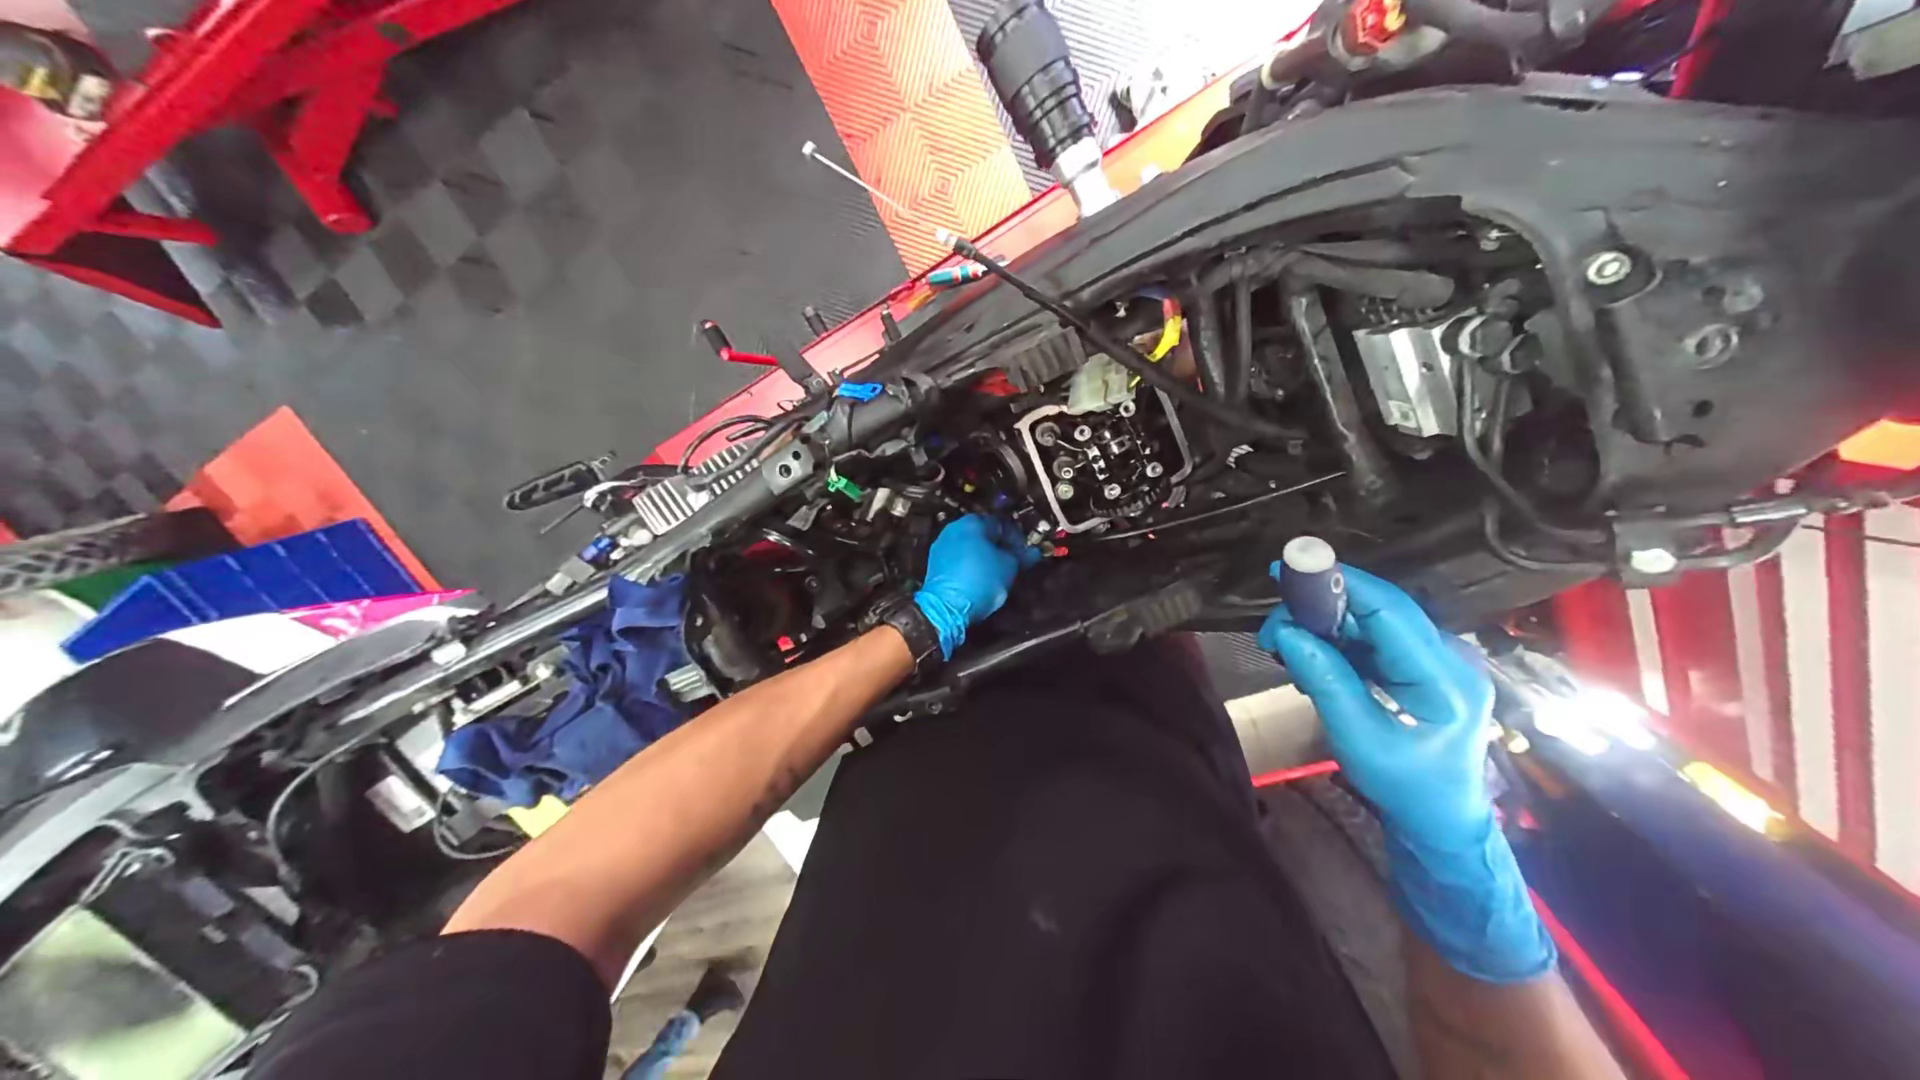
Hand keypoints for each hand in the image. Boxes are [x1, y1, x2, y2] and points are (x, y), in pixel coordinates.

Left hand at [915, 515, 1039, 658]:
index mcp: (972, 522)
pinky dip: (970, 565)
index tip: (1025, 553)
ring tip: (997, 573)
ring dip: (984, 556)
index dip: (1016, 539)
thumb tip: (1033, 552)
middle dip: (999, 547)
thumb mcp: (1009, 567)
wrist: (946, 607)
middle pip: (983, 534)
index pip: (1002, 524)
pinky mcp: (934, 564)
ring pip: (970, 547)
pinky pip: (959, 559)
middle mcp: (954, 528)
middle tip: (1013, 563)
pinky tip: (979, 579)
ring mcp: (941, 545)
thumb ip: (1021, 556)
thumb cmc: (981, 580)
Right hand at [1257, 564, 1493, 850]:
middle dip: (1321, 606)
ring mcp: (1438, 659)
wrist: (1441, 820)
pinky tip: (1311, 655)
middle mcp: (1448, 656)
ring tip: (1284, 644)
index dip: (1338, 582)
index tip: (1288, 570)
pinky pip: (1374, 638)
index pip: (1387, 609)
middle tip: (1274, 626)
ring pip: (1372, 620)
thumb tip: (1286, 632)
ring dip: (1325, 624)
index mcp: (1443, 676)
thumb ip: (1325, 680)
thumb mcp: (1359, 738)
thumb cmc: (1404, 786)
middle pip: (1379, 608)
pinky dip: (1338, 640)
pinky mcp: (1422, 665)